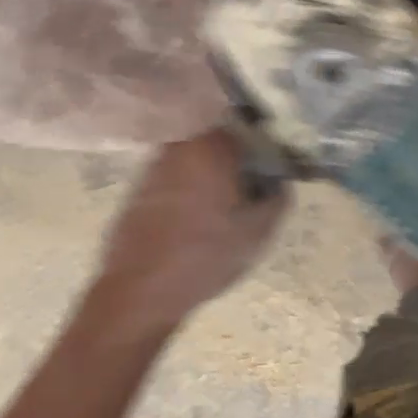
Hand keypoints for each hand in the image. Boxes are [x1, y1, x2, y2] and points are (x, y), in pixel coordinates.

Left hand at [93, 128, 289, 328]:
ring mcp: (153, 165)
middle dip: (236, 160)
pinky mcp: (138, 188)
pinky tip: (197, 220)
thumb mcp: (258, 231)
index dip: (264, 147)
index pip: (247, 127)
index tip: (272, 171)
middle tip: (252, 190)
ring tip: (226, 208)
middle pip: (218, 141)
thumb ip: (278, 197)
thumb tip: (279, 181)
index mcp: (211, 146)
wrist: (140, 290)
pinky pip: (175, 178)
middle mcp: (179, 145)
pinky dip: (190, 189)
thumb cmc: (205, 256)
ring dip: (211, 176)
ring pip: (195, 160)